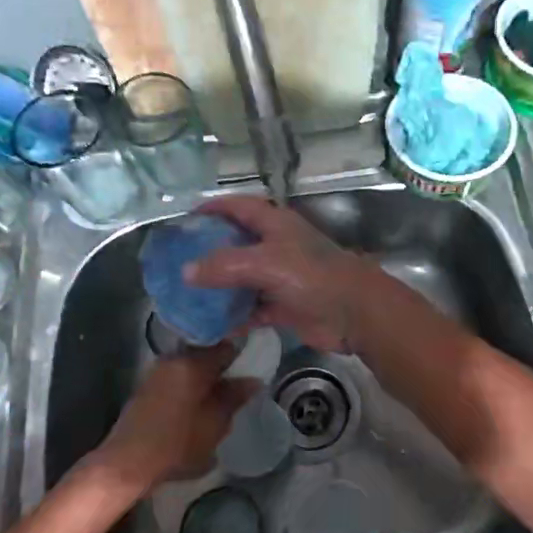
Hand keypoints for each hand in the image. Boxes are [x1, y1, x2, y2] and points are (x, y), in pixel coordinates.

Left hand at [94, 343, 259, 490]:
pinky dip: (188, 388)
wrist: (126, 464)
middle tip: (235, 393)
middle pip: (206, 357)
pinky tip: (194, 409)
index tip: (249, 375)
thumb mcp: (215, 424)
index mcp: (193, 364)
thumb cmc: (177, 444)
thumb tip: (253, 380)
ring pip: (190, 369)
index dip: (241, 359)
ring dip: (204, 382)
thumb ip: (234, 398)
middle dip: (222, 372)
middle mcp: (173, 359)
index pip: (226, 348)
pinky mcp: (146, 388)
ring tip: (216, 404)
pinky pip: (176, 379)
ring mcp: (156, 372)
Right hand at [185, 196, 380, 351]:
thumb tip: (186, 271)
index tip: (184, 219)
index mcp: (275, 224)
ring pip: (242, 278)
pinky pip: (252, 309)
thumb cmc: (312, 277)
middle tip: (176, 261)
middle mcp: (277, 246)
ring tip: (185, 295)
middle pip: (237, 243)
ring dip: (219, 287)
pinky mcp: (285, 306)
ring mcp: (281, 277)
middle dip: (209, 251)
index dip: (213, 208)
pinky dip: (234, 316)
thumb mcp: (265, 263)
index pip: (239, 207)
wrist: (355, 313)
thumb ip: (224, 265)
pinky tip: (210, 325)